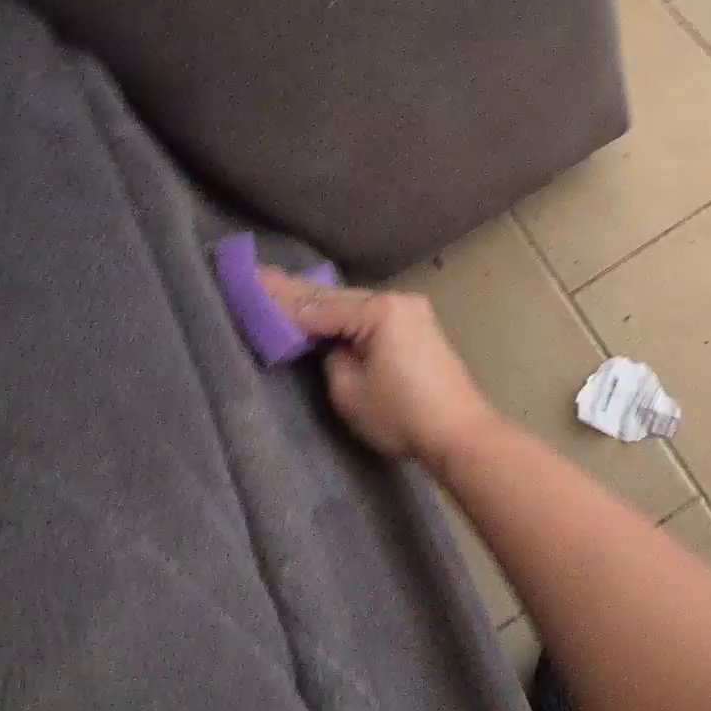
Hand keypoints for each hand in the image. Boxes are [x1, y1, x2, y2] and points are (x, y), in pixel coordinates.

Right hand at [257, 267, 495, 462]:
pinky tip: (322, 309)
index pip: (319, 306)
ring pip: (353, 304)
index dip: (281, 302)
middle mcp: (397, 300)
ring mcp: (411, 310)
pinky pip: (370, 314)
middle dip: (297, 293)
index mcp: (380, 311)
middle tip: (258, 278)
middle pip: (336, 297)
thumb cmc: (402, 415)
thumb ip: (329, 357)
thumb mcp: (349, 390)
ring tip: (280, 289)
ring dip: (320, 302)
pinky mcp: (417, 325)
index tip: (250, 285)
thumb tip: (327, 342)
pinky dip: (344, 314)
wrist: (460, 432)